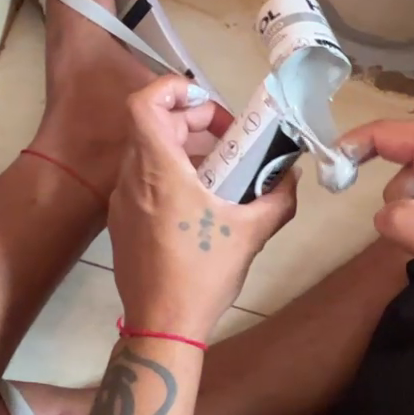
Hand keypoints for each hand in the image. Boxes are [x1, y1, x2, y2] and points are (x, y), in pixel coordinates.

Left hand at [108, 75, 297, 340]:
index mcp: (159, 172)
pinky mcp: (121, 221)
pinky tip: (199, 199)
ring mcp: (121, 201)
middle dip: (191, 120)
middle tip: (227, 138)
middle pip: (151, 124)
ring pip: (146, 152)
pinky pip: (141, 179)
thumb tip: (292, 176)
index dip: (173, 90)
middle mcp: (131, 179)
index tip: (208, 104)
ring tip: (219, 168)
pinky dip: (169, 173)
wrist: (161, 325)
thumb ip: (278, 199)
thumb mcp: (250, 234)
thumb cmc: (203, 275)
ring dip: (182, 147)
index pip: (145, 103)